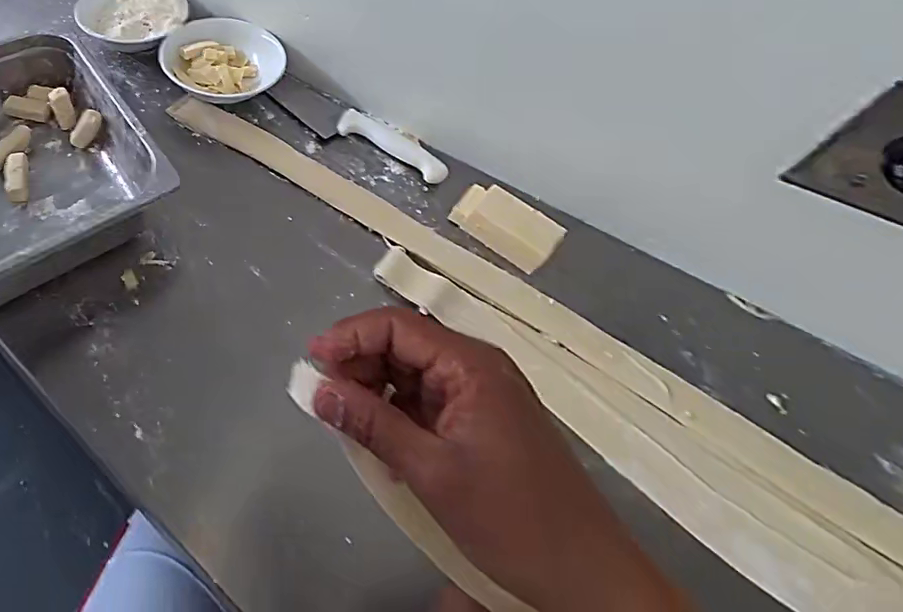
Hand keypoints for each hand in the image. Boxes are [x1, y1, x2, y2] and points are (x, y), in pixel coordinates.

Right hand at [308, 307, 691, 611]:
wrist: (589, 578)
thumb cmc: (513, 519)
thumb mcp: (432, 472)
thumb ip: (371, 425)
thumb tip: (318, 390)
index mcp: (470, 363)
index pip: (397, 325)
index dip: (350, 335)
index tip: (313, 361)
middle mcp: (476, 365)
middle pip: (403, 345)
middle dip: (360, 365)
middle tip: (326, 399)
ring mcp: (480, 392)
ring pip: (412, 373)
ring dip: (377, 392)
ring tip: (351, 425)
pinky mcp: (481, 419)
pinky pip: (427, 400)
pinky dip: (399, 415)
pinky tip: (383, 444)